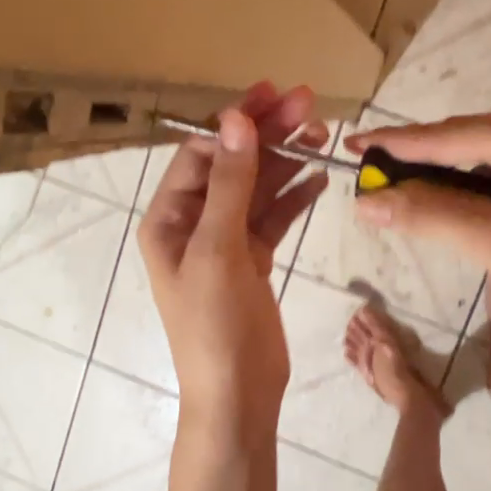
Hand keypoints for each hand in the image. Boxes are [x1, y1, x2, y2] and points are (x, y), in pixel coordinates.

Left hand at [139, 83, 327, 439]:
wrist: (237, 393)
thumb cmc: (213, 323)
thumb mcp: (217, 250)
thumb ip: (230, 184)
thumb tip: (234, 120)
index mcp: (169, 218)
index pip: (201, 155)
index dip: (235, 124)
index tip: (274, 97)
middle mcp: (193, 224)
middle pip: (233, 166)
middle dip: (267, 134)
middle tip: (308, 102)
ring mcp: (225, 242)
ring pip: (257, 189)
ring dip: (286, 161)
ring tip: (322, 133)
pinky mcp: (252, 261)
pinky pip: (273, 218)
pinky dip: (294, 197)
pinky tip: (320, 178)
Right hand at [346, 109, 490, 349]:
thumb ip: (430, 216)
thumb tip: (367, 201)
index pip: (446, 136)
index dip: (394, 144)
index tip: (350, 145)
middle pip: (467, 138)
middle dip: (419, 160)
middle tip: (373, 181)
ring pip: (489, 150)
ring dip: (448, 172)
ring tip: (406, 194)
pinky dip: (480, 180)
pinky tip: (459, 200)